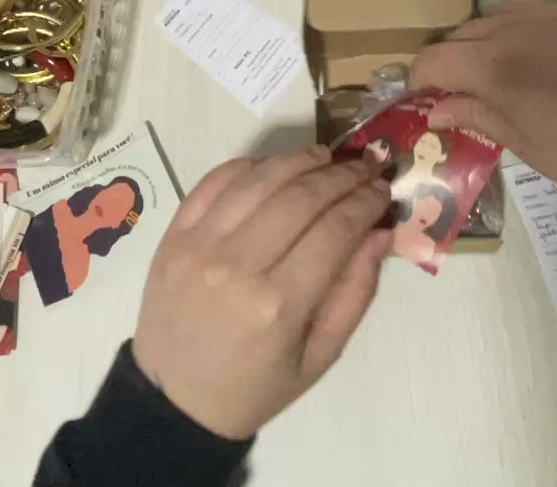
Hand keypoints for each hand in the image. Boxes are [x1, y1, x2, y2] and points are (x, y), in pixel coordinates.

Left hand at [131, 147, 391, 440]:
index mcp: (278, 305)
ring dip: (297, 161)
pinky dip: (247, 165)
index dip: (364, 203)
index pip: (334, 231)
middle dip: (340, 176)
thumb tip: (382, 232)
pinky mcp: (174, 232)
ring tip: (325, 157)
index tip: (383, 190)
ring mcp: (199, 243)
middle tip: (364, 166)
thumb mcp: (319, 357)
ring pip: (258, 180)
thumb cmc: (255, 385)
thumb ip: (355, 292)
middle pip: (299, 198)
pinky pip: (213, 181)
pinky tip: (274, 166)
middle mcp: (237, 265)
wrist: (174, 398)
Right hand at [410, 2, 556, 227]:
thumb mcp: (531, 149)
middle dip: (449, 63)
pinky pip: (534, 13)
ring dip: (482, 42)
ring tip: (500, 76)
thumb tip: (436, 108)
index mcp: (499, 67)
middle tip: (462, 97)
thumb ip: (478, 118)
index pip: (433, 59)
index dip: (420, 82)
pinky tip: (543, 63)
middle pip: (459, 34)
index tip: (428, 105)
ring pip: (495, 16)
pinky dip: (519, 32)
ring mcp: (556, 15)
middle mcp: (518, 29)